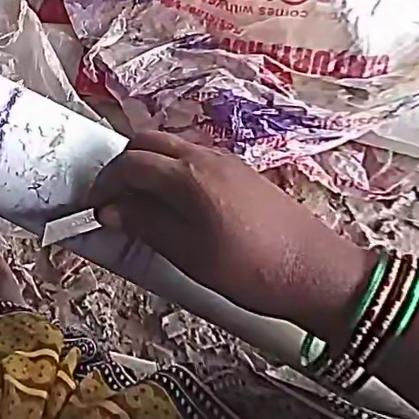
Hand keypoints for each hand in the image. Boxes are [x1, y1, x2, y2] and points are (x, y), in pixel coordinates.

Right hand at [88, 132, 373, 335]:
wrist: (324, 276)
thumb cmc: (253, 269)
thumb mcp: (188, 254)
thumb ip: (143, 225)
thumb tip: (109, 211)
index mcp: (188, 177)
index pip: (129, 164)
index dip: (105, 183)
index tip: (95, 205)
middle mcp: (204, 158)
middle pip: (146, 142)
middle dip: (122, 165)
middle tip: (113, 197)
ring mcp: (225, 160)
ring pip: (169, 146)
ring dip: (146, 165)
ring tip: (140, 200)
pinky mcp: (240, 170)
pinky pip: (191, 156)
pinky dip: (170, 169)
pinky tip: (173, 201)